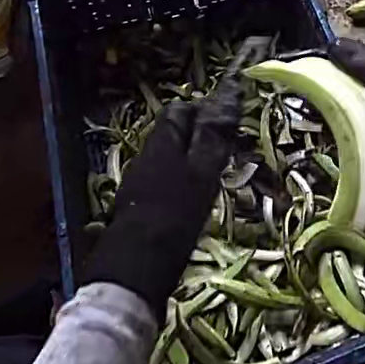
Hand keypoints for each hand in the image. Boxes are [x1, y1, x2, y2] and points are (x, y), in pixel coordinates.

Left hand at [79, 77, 242, 316]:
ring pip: (168, 155)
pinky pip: (163, 178)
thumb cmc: (176, 212)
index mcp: (162, 141)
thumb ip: (212, 136)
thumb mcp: (203, 171)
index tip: (227, 117)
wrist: (138, 264)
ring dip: (189, 156)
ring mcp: (138, 180)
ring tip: (214, 168)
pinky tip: (193, 195)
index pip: (180, 110)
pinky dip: (180, 178)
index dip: (203, 108)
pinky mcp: (138, 203)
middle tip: (225, 144)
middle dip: (196, 132)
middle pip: (172, 132)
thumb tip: (225, 100)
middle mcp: (146, 155)